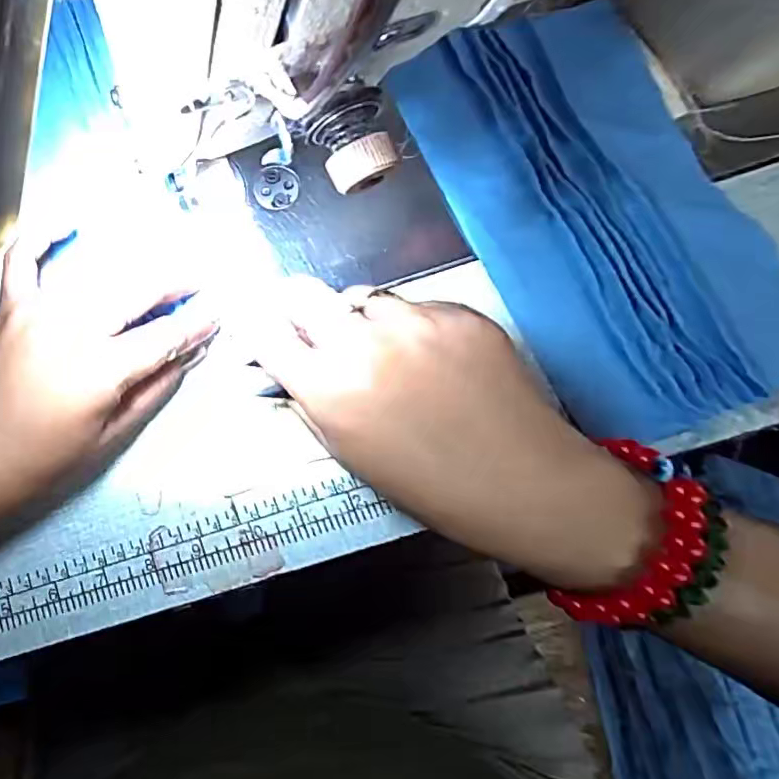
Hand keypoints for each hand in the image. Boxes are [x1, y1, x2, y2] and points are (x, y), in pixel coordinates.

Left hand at [0, 231, 219, 540]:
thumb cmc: (41, 461)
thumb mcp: (108, 438)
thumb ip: (151, 391)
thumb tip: (186, 357)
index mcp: (101, 370)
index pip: (164, 337)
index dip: (197, 324)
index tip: (218, 312)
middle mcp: (73, 330)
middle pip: (136, 293)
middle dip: (175, 284)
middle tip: (198, 281)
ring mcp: (37, 312)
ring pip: (94, 274)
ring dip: (131, 265)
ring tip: (157, 264)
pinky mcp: (8, 308)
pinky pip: (23, 261)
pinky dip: (41, 239)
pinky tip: (66, 226)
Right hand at [241, 278, 657, 589]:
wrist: (524, 481)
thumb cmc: (430, 485)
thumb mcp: (352, 452)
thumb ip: (313, 401)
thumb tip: (288, 368)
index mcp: (330, 390)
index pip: (264, 333)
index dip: (254, 325)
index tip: (256, 323)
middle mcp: (363, 345)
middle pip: (304, 293)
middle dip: (299, 307)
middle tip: (313, 325)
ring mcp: (414, 322)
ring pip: (364, 299)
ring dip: (364, 321)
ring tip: (393, 353)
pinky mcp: (457, 312)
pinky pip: (416, 306)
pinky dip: (414, 326)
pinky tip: (438, 359)